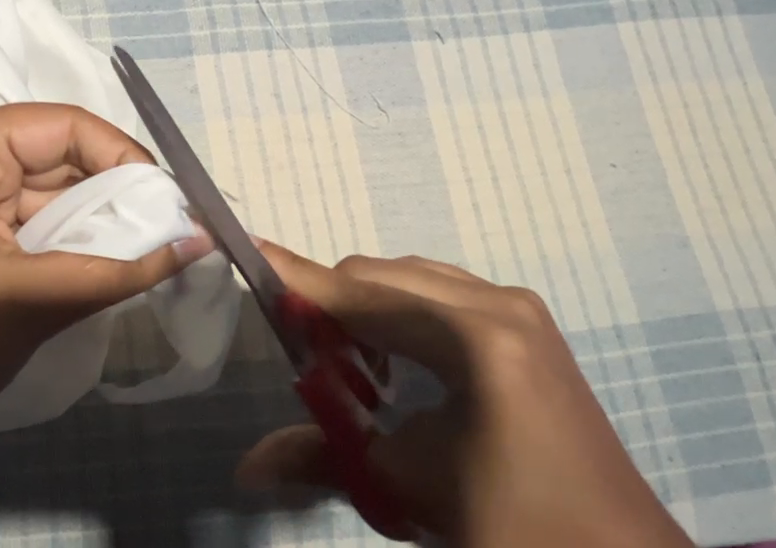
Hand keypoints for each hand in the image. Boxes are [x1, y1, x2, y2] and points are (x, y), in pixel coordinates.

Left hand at [0, 103, 208, 447]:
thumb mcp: (33, 300)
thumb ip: (120, 267)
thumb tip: (202, 240)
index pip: (64, 125)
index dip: (124, 157)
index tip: (172, 206)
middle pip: (58, 153)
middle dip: (115, 193)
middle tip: (173, 234)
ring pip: (48, 188)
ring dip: (95, 221)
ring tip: (153, 252)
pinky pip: (29, 216)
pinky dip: (68, 239)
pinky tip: (108, 264)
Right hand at [237, 243, 692, 547]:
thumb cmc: (515, 526)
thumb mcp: (410, 491)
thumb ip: (321, 459)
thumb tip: (247, 467)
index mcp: (473, 337)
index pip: (358, 292)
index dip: (297, 279)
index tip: (247, 253)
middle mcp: (498, 304)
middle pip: (379, 276)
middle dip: (329, 304)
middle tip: (299, 354)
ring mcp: (519, 311)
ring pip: (408, 279)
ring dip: (364, 308)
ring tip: (346, 364)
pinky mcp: (528, 328)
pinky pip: (439, 294)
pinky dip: (399, 314)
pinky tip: (393, 360)